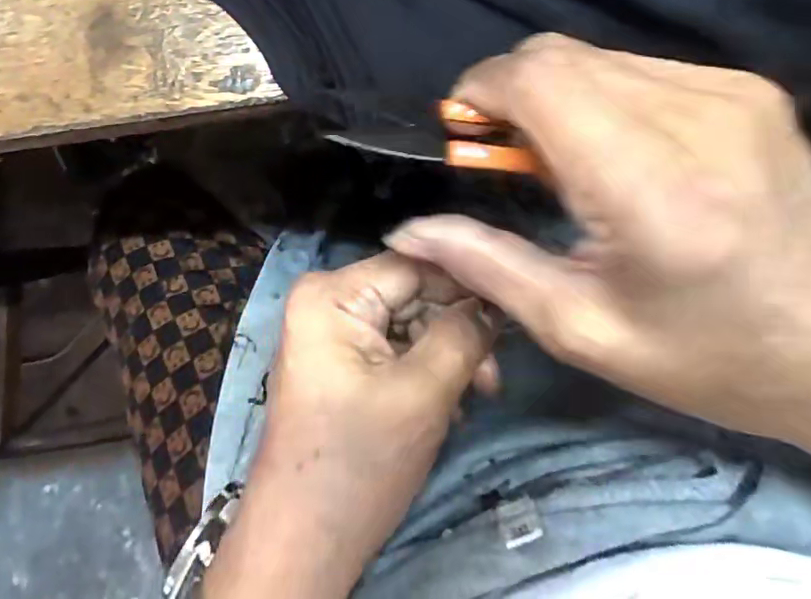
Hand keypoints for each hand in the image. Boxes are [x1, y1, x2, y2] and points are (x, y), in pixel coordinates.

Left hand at [206, 253, 496, 598]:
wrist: (302, 546)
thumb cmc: (358, 463)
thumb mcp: (423, 393)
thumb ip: (464, 335)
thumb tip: (496, 302)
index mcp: (332, 294)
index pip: (416, 264)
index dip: (466, 283)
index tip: (509, 308)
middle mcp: (326, 299)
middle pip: (413, 292)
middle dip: (457, 328)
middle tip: (495, 370)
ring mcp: (330, 331)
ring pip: (409, 320)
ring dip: (448, 352)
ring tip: (480, 391)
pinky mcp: (339, 360)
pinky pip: (394, 345)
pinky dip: (426, 367)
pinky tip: (453, 399)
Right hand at [383, 34, 810, 471]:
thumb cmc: (708, 356)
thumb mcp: (584, 330)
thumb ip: (489, 264)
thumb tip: (408, 229)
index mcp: (652, 189)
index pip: (540, 81)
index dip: (482, 88)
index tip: (466, 129)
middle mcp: (695, 120)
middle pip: (560, 54)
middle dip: (512, 90)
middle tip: (510, 153)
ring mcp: (731, 92)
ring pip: (597, 54)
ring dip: (559, 92)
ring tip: (569, 157)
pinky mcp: (749, 86)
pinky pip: (642, 65)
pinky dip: (607, 94)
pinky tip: (622, 146)